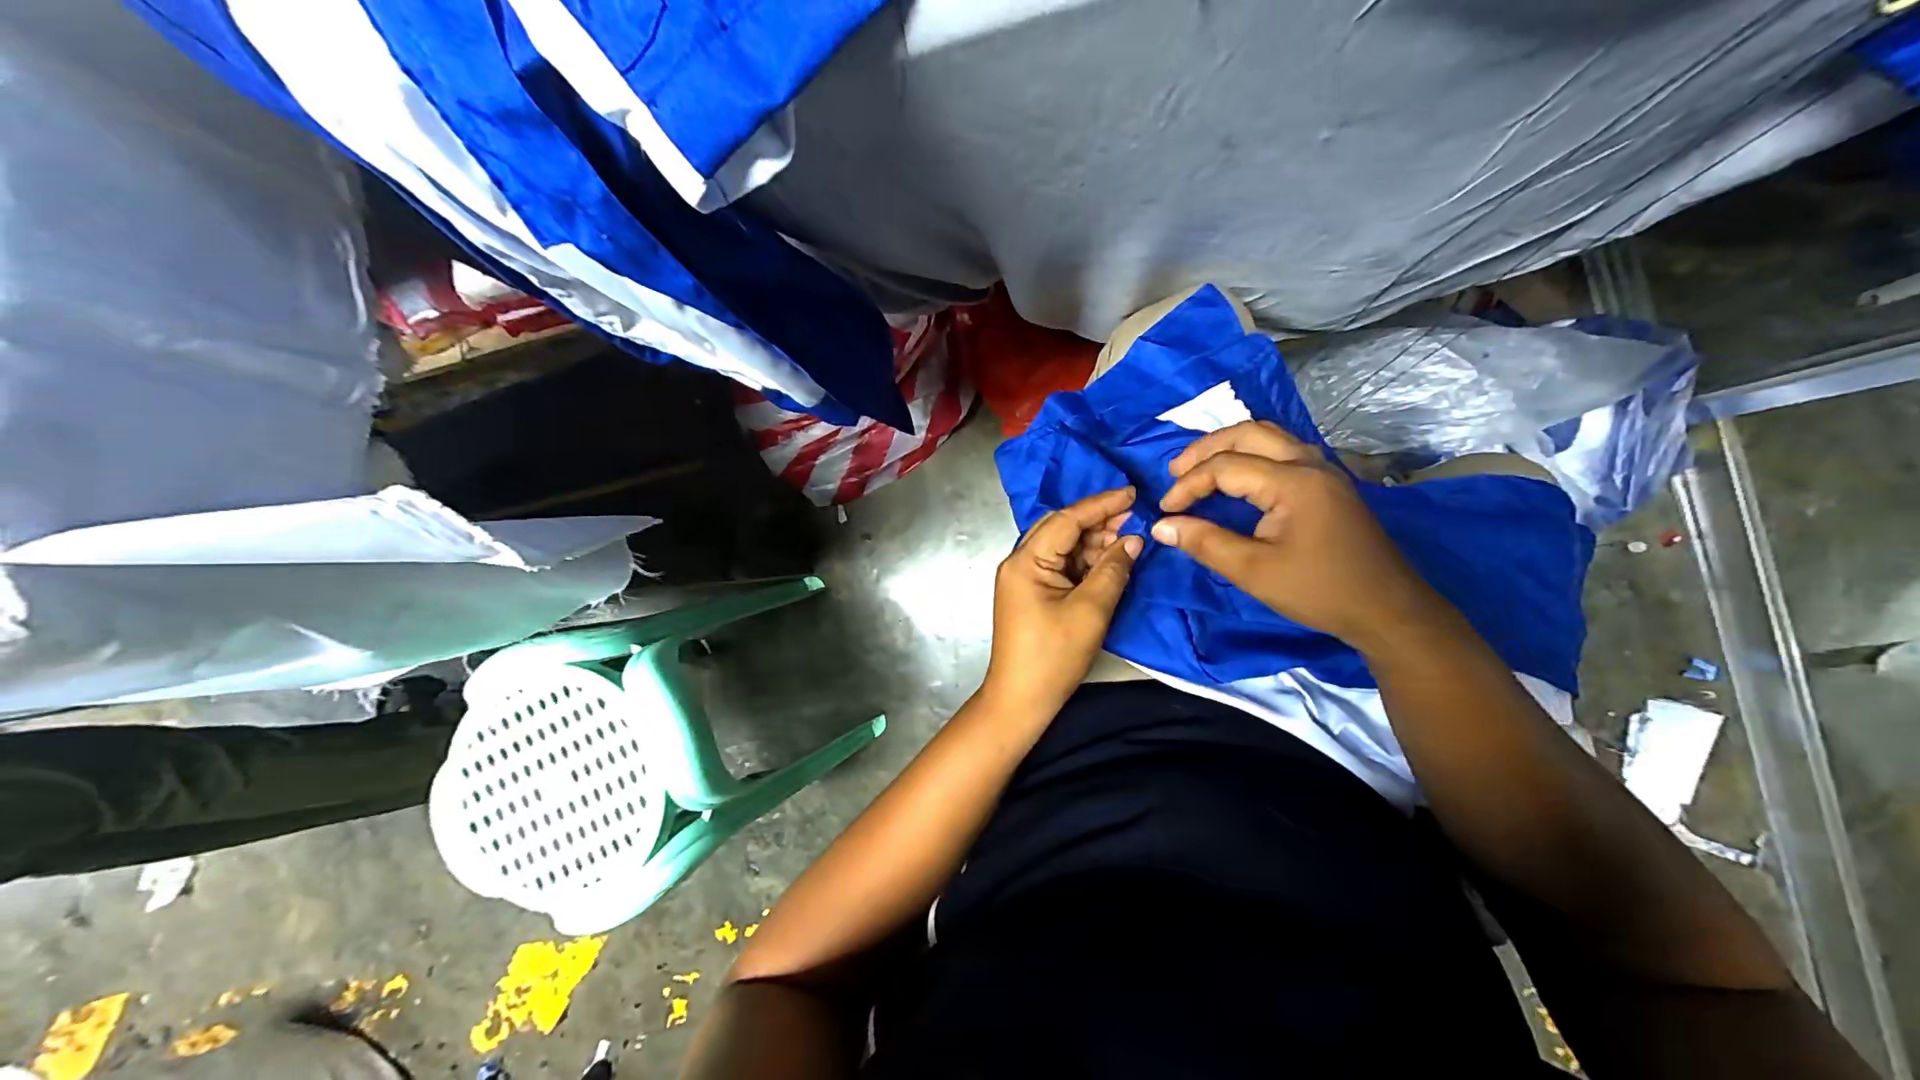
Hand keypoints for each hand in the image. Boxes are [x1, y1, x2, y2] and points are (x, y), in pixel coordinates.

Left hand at [983, 487, 1142, 710]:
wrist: (1021, 699)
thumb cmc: (1053, 656)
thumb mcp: (1090, 611)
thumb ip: (1113, 570)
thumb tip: (1133, 540)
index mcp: (1025, 561)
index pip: (1066, 520)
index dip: (1101, 504)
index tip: (1132, 493)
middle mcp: (1019, 562)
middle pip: (1061, 528)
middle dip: (1098, 521)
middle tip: (1134, 519)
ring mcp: (1023, 578)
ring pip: (1062, 546)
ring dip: (1093, 542)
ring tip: (1127, 541)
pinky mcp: (1031, 594)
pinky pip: (1060, 565)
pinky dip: (1084, 562)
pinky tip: (1109, 562)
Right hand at [1150, 421, 1444, 651]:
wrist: (1387, 609)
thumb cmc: (1319, 591)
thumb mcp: (1253, 571)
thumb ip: (1205, 543)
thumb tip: (1161, 526)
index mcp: (1293, 482)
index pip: (1225, 466)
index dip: (1188, 485)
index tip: (1166, 511)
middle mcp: (1310, 463)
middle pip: (1248, 433)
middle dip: (1205, 450)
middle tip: (1174, 473)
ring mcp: (1324, 470)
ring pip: (1269, 436)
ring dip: (1229, 446)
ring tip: (1199, 469)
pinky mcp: (1329, 483)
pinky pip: (1283, 450)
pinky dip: (1252, 453)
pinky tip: (1237, 476)